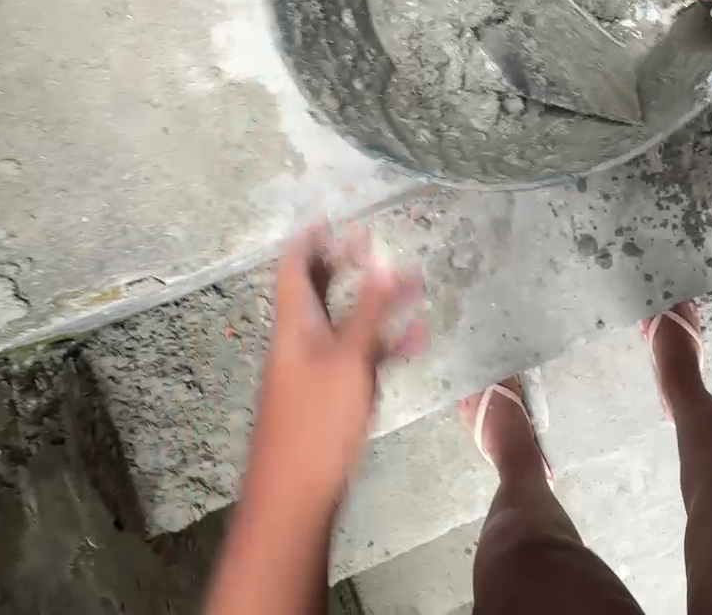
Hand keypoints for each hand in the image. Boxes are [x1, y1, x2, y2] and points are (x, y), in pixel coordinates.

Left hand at [243, 224, 425, 510]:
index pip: (294, 266)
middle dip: (346, 263)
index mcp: (295, 324)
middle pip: (320, 288)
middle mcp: (303, 339)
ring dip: (376, 301)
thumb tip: (380, 260)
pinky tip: (416, 338)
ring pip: (348, 320)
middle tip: (372, 240)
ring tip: (414, 283)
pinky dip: (385, 342)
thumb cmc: (317, 421)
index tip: (332, 216)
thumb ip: (367, 310)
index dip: (310, 238)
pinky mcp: (333, 393)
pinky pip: (361, 355)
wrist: (296, 496)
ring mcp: (318, 367)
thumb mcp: (348, 359)